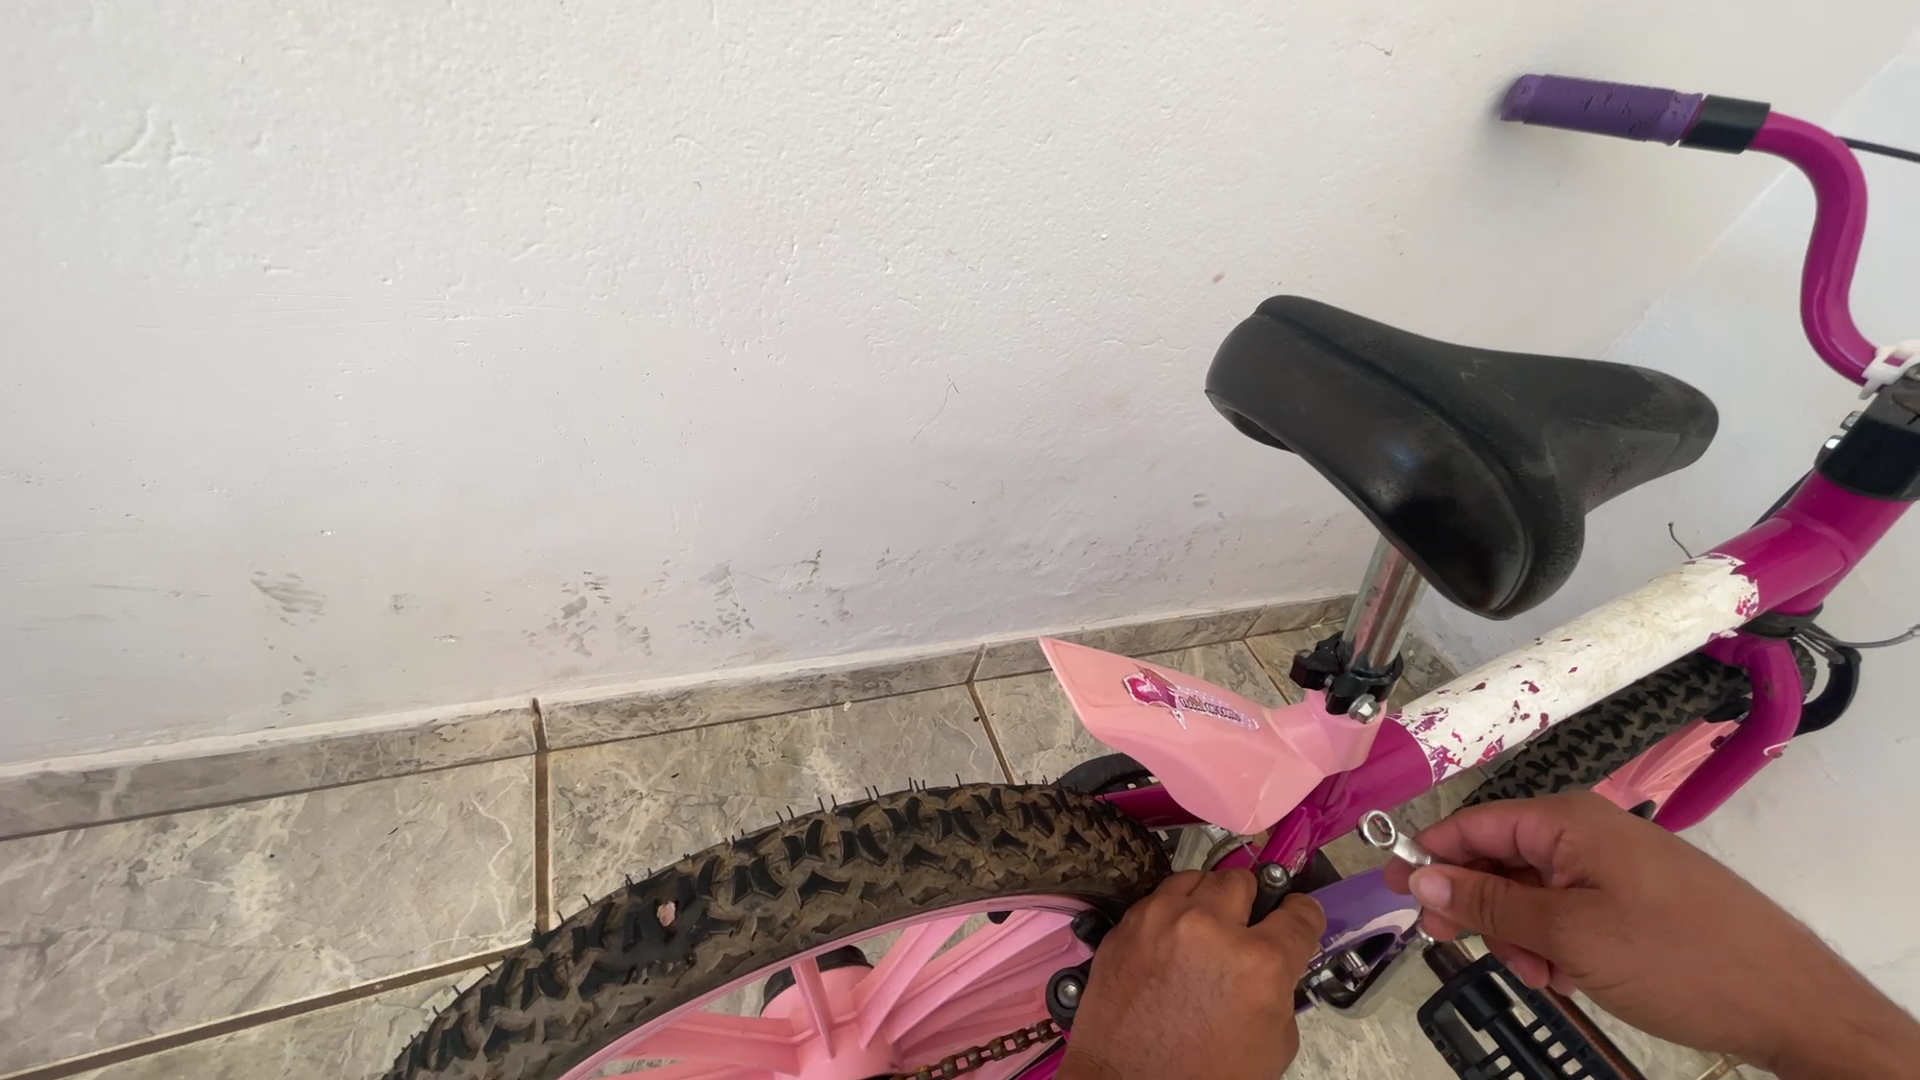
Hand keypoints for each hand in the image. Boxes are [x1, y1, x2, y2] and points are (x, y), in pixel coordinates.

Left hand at [1055, 867, 1325, 1079]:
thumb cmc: (1210, 1075)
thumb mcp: (1273, 1045)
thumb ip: (1279, 989)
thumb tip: (1276, 960)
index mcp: (1259, 963)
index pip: (1298, 915)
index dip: (1304, 913)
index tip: (1300, 912)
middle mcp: (1211, 926)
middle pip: (1242, 881)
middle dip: (1250, 900)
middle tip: (1245, 924)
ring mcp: (1164, 916)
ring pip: (1198, 877)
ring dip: (1208, 898)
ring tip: (1206, 925)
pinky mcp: (1130, 918)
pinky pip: (1161, 894)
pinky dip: (1173, 908)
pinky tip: (1173, 935)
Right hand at [1384, 792, 1919, 1077]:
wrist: (1810, 1013)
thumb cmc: (1677, 959)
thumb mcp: (1567, 935)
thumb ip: (1486, 903)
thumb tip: (1416, 876)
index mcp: (1566, 822)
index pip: (1471, 826)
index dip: (1427, 855)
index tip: (1392, 886)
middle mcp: (1587, 832)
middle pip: (1499, 858)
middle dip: (1477, 903)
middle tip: (1449, 941)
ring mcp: (1617, 865)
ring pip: (1534, 888)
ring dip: (1518, 930)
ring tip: (1536, 973)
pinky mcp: (1642, 897)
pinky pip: (1572, 905)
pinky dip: (1555, 937)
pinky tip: (1565, 972)